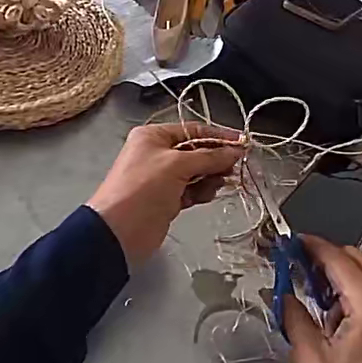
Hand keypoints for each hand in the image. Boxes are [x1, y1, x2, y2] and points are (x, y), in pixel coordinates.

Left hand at [87, 123, 245, 267]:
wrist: (119, 231)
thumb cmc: (144, 188)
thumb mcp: (177, 165)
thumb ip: (210, 157)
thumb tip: (236, 151)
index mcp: (154, 137)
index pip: (193, 130)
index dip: (219, 135)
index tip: (242, 142)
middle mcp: (158, 154)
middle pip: (197, 151)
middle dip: (216, 158)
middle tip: (236, 166)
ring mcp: (162, 178)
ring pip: (197, 172)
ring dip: (211, 176)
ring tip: (221, 182)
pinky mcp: (167, 199)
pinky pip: (192, 189)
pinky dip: (202, 190)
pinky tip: (209, 194)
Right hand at [280, 235, 361, 362]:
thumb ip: (294, 320)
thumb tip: (283, 295)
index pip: (337, 258)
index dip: (311, 247)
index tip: (295, 244)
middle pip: (353, 256)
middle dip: (325, 260)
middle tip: (301, 273)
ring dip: (341, 275)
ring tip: (322, 306)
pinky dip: (357, 288)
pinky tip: (342, 314)